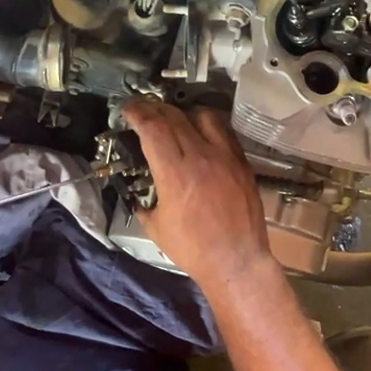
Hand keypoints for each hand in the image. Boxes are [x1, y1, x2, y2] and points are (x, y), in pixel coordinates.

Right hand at [124, 100, 275, 290]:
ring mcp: (225, 156)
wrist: (236, 260)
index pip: (153, 128)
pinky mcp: (241, 162)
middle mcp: (201, 157)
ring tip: (175, 119)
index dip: (137, 113)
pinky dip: (208, 126)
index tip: (129, 110)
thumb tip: (139, 193)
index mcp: (175, 173)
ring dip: (184, 113)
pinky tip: (201, 134)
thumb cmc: (193, 249)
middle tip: (145, 112)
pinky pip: (224, 131)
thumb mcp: (156, 227)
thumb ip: (144, 203)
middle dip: (155, 109)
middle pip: (175, 116)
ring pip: (204, 116)